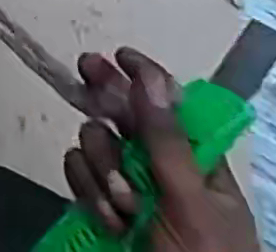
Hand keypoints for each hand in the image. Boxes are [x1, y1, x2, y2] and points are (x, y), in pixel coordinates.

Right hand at [63, 48, 260, 251]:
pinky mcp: (100, 209)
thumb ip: (165, 139)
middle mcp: (159, 169)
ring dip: (102, 164)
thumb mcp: (190, 204)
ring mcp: (128, 189)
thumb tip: (148, 75)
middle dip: (106, 92)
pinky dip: (87, 190)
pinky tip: (107, 219)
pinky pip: (78, 173)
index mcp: (197, 164)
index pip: (170, 104)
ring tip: (122, 205)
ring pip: (96, 141)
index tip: (119, 55)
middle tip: (85, 68)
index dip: (145, 76)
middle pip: (125, 113)